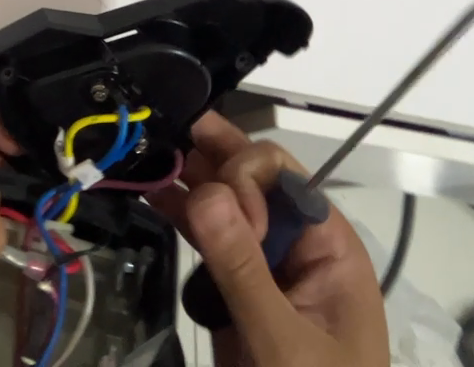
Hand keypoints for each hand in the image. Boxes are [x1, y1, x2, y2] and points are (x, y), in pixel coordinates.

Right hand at [148, 112, 389, 366]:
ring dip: (187, 176)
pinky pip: (207, 233)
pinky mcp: (237, 284)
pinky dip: (179, 212)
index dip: (243, 176)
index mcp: (327, 247)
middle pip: (251, 179)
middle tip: (165, 130)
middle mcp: (297, 243)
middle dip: (209, 156)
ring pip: (224, 200)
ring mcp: (265, 261)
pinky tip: (150, 190)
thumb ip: (244, 269)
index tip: (215, 210)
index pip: (281, 177)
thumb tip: (206, 193)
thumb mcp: (283, 345)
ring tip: (146, 151)